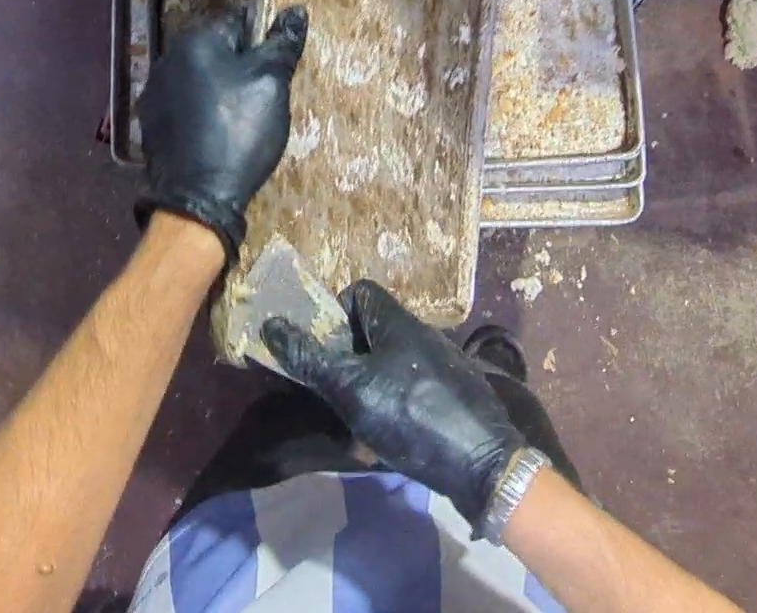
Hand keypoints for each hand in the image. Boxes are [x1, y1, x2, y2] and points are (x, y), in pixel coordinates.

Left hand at [136, 6, 307, 258]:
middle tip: (262, 97)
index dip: (261, 39)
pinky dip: (200, 112)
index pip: (237, 20)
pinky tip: (215, 134)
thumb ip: (282, 44)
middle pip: (215, 49)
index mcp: (196, 41)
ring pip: (198, 77)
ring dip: (218, 88)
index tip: (275, 67)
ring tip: (239, 119)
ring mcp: (154, 91)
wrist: (198, 196)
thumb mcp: (270, 84)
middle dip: (239, 65)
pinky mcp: (150, 122)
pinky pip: (183, 104)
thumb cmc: (240, 131)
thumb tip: (296, 10)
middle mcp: (168, 58)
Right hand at [262, 280, 526, 528]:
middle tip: (331, 390)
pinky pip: (409, 392)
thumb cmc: (411, 414)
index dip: (335, 311)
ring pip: (387, 366)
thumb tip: (271, 325)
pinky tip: (384, 443)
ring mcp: (441, 366)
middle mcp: (421, 334)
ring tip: (353, 424)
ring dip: (365, 390)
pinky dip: (391, 410)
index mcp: (397, 321)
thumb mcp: (350, 388)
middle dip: (345, 360)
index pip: (359, 291)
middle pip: (370, 332)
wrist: (485, 465)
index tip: (322, 346)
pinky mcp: (453, 396)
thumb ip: (310, 358)